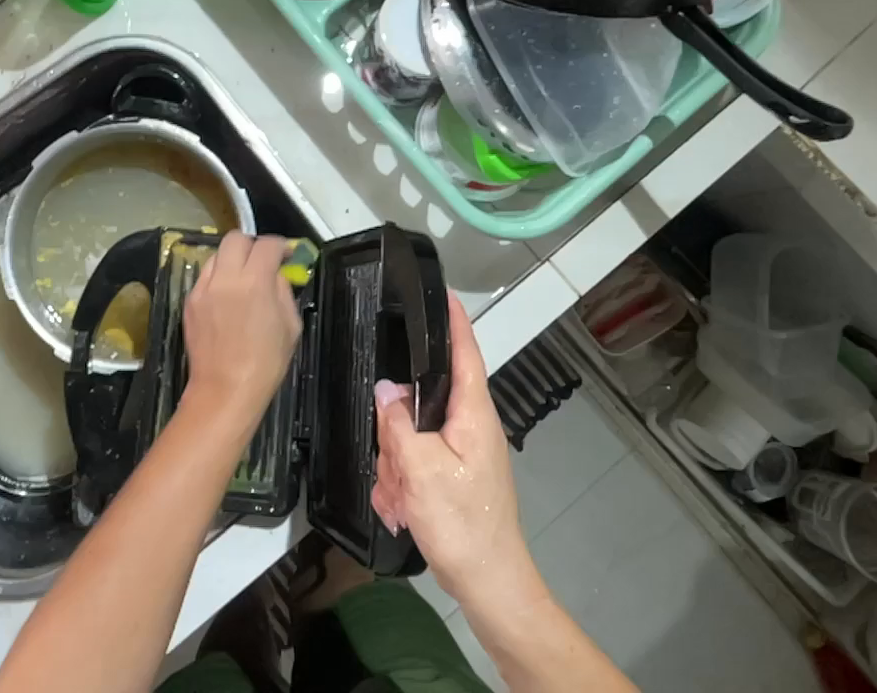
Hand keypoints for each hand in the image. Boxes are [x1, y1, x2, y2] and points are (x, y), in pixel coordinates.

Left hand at [181, 232, 302, 430]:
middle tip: (262, 260)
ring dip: (232, 259)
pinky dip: (218, 278)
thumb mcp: (290, 325)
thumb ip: (283, 291)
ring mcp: (203, 288)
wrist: (225, 389)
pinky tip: (226, 297)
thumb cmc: (265, 362)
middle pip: (235, 239)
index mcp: (255, 282)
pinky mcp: (189, 301)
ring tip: (242, 278)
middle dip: (252, 244)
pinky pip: (204, 277)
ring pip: (216, 255)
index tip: (286, 254)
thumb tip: (276, 275)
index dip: (280, 246)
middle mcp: (226, 278)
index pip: (267, 245)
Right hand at [371, 292, 535, 608]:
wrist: (490, 585)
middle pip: (420, 400)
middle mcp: (471, 426)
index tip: (442, 291)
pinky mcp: (453, 474)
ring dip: (397, 464)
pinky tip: (403, 507)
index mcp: (473, 415)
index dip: (454, 321)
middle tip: (395, 464)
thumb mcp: (422, 471)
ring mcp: (461, 452)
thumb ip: (399, 424)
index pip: (465, 354)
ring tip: (402, 496)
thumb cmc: (463, 524)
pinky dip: (403, 483)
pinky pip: (415, 462)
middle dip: (396, 431)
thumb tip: (386, 388)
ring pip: (410, 434)